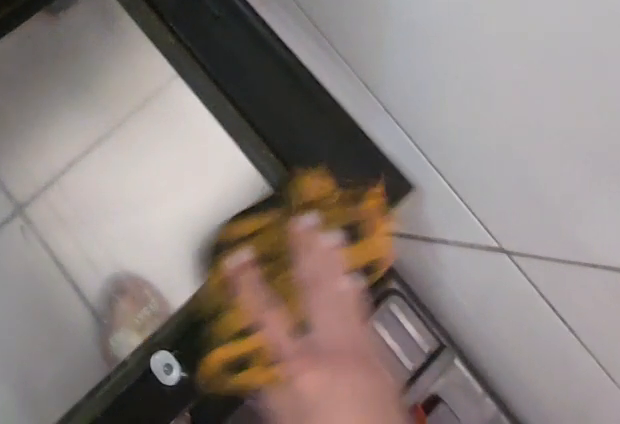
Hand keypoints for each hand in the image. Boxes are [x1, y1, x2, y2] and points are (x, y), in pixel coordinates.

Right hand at [222, 214, 406, 423]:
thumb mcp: (285, 422)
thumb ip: (269, 391)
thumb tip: (254, 362)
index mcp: (300, 366)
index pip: (266, 313)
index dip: (247, 281)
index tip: (236, 253)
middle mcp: (331, 349)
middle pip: (314, 289)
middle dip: (305, 251)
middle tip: (302, 217)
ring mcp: (361, 351)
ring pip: (344, 296)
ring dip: (335, 262)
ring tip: (329, 231)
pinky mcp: (382, 361)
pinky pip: (363, 315)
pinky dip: (355, 292)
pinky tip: (352, 277)